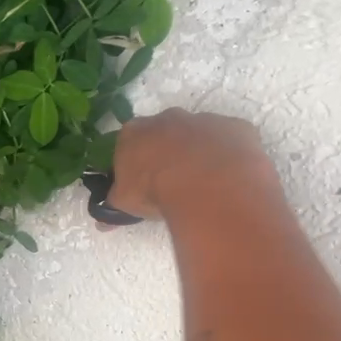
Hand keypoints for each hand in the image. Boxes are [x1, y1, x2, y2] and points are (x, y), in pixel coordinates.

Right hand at [105, 109, 277, 219]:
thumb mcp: (123, 202)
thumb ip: (114, 204)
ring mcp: (205, 119)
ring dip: (196, 152)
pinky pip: (228, 139)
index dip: (131, 159)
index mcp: (133, 132)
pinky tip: (223, 176)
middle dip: (164, 150)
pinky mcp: (238, 127)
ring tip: (198, 182)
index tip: (136, 178)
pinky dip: (225, 154)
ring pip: (197, 134)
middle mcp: (168, 118)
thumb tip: (102, 222)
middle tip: (166, 179)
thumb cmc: (154, 190)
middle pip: (163, 131)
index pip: (126, 141)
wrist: (210, 186)